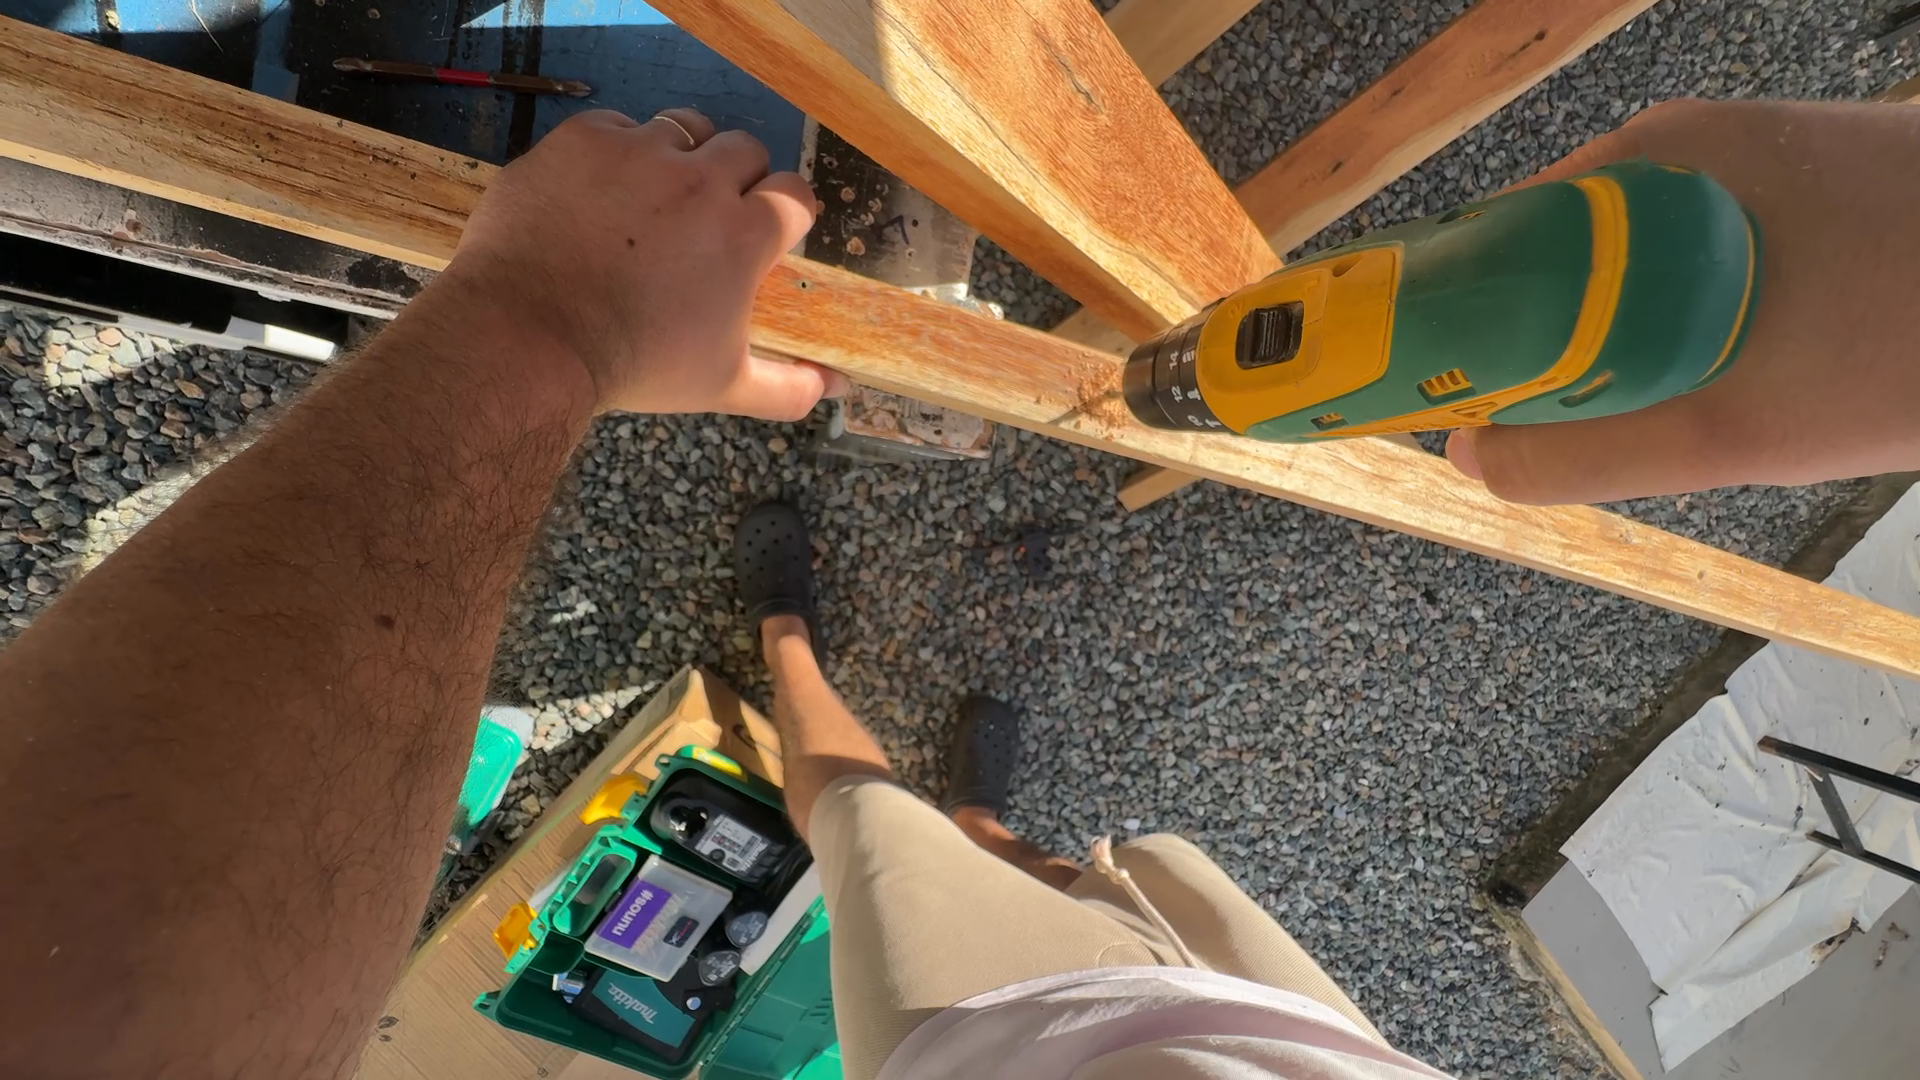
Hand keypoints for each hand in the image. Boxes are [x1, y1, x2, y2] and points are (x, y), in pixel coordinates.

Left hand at [449, 108, 846, 419]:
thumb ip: (791, 388)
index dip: (789, 213)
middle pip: (747, 148)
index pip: (795, 194)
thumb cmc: (641, 364)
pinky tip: (608, 193)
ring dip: (690, 154)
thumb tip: (840, 388)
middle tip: (716, 219)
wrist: (531, 336)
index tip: (771, 234)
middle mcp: (701, 178)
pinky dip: (625, 153)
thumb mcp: (726, 386)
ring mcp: (639, 151)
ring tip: (665, 194)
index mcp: (744, 235)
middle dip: (743, 179)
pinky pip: (621, 126)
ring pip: (687, 127)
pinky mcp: (583, 140)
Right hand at [1445, 99, 1919, 503]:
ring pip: (1580, 265)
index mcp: (1641, 167)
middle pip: (1522, 257)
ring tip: (1584, 399)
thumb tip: (1462, 454)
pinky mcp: (1752, 187)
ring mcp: (1713, 165)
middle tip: (1511, 412)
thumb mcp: (1736, 434)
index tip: (1422, 385)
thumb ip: (1577, 458)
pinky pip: (1639, 261)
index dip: (1435, 320)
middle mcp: (1664, 152)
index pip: (1475, 245)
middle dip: (1501, 337)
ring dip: (1565, 333)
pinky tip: (1658, 364)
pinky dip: (1622, 317)